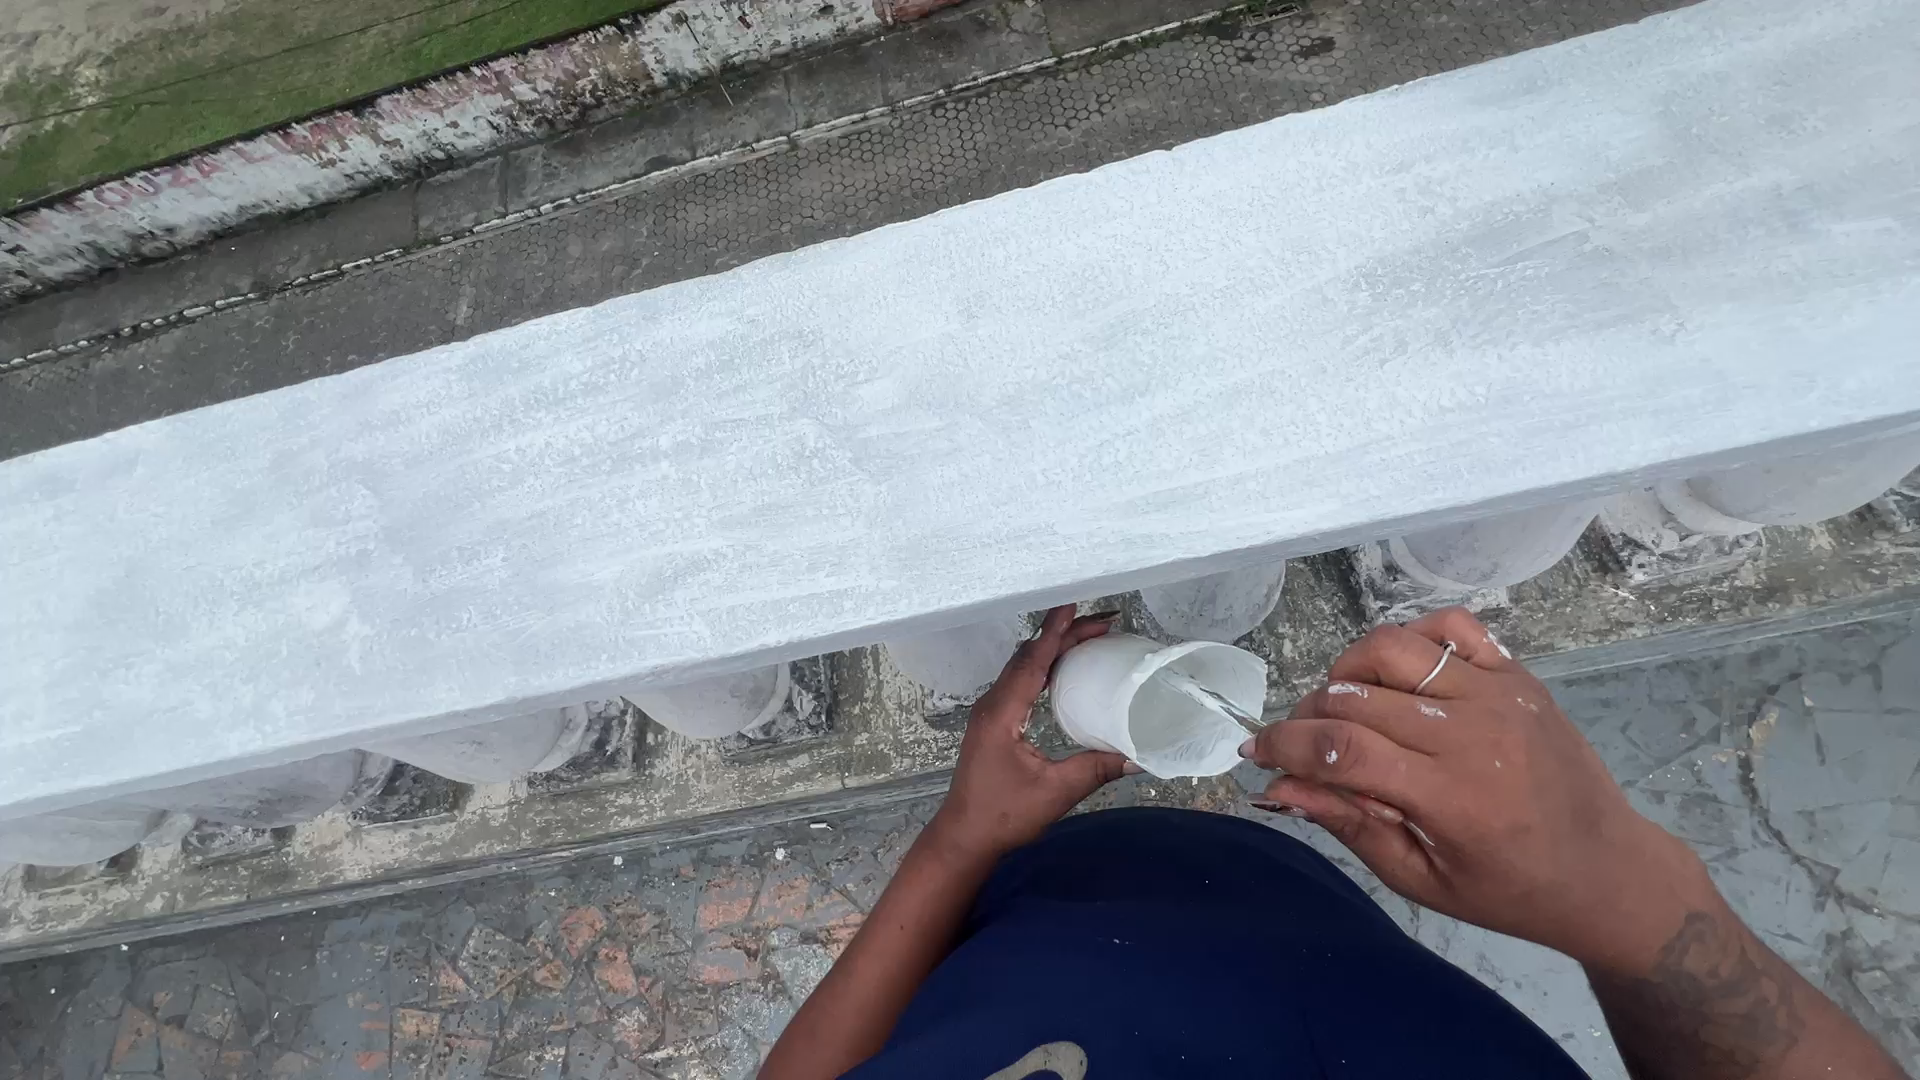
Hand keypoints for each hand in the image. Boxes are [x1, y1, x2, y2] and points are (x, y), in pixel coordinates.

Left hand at [926, 605, 1135, 861]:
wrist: (965, 835)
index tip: (1073, 605)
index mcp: (1003, 712)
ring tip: (1086, 638)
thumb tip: (1140, 758)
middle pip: (1029, 656)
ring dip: (1051, 648)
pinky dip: (1042, 666)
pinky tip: (1062, 671)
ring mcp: (990, 711)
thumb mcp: (1055, 792)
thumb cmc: (1004, 814)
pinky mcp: (993, 721)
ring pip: (1022, 666)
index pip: (1032, 661)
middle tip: (1101, 623)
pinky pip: (1019, 681)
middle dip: (1062, 635)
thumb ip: (1095, 770)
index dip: (1054, 632)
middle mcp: (993, 703)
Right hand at [1243, 607, 1712, 969]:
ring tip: (1347, 702)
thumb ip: (1347, 825)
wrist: (1613, 873)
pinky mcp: (1516, 674)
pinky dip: (1409, 639)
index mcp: (1452, 796)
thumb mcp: (1420, 879)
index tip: (1256, 751)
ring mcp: (1498, 693)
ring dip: (1347, 671)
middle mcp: (1473, 733)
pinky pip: (1448, 626)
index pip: (1342, 748)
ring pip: (1389, 647)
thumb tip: (1279, 786)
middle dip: (1305, 716)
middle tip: (1304, 741)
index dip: (1285, 744)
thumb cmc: (1510, 889)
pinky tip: (1399, 675)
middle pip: (1352, 696)